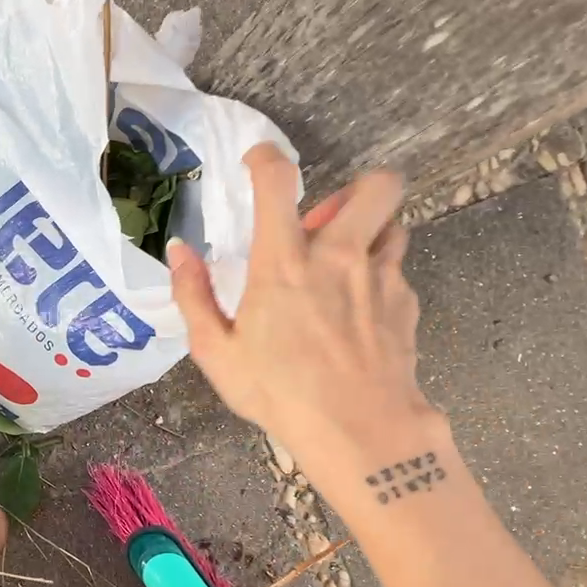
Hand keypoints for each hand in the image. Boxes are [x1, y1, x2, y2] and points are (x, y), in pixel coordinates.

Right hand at [169, 144, 445, 481]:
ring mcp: (383, 277)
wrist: (357, 427)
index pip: (279, 184)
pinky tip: (352, 312)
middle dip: (354, 189)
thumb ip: (193, 294)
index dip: (266, 159)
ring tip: (338, 268)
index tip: (257, 160)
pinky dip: (374, 275)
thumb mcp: (215, 350)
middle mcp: (340, 257)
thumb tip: (179, 251)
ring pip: (393, 224)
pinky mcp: (407, 302)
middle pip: (378, 185)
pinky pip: (395, 269)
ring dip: (367, 233)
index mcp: (284, 265)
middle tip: (322, 227)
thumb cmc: (275, 390)